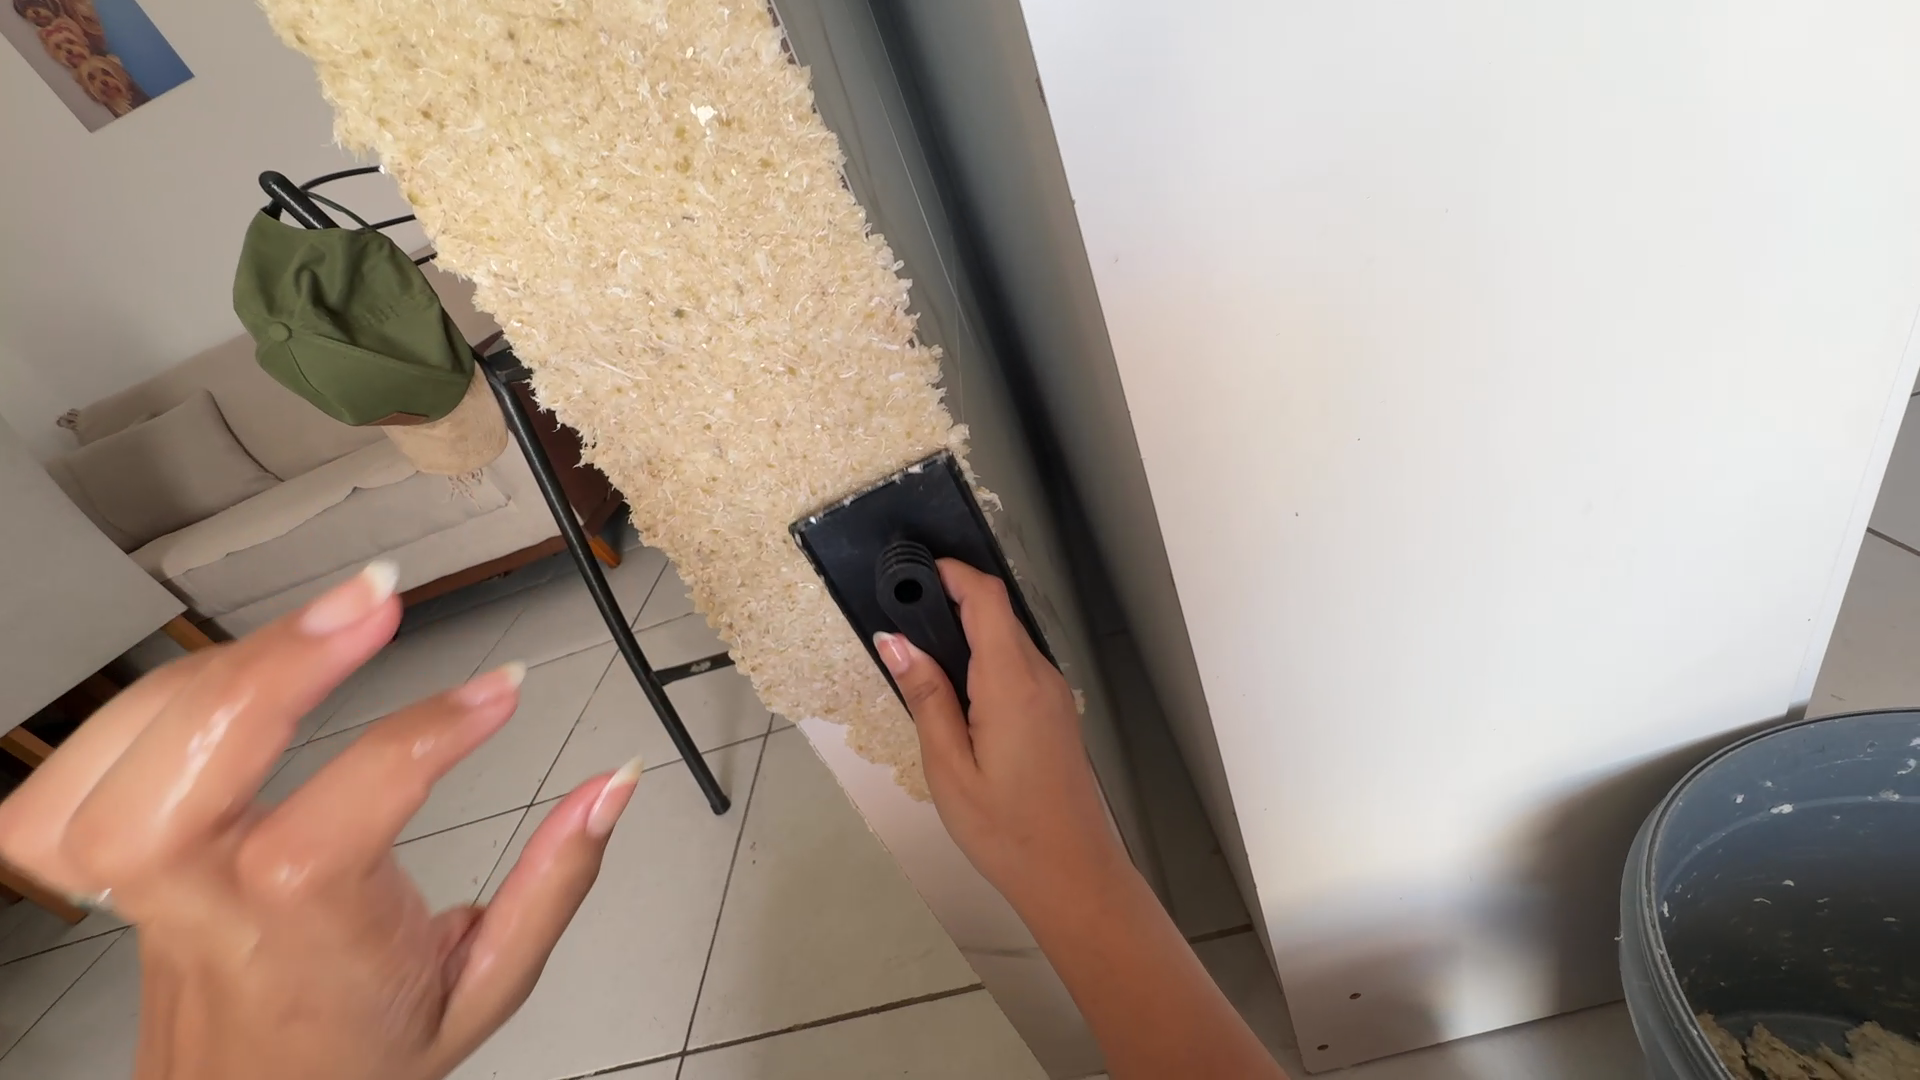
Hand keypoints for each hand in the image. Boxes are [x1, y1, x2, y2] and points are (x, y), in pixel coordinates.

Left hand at [0, 563, 639, 1079]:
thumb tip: (612, 784)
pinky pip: (60, 795)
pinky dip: (140, 709)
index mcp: (309, 950)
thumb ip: (560, 880)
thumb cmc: (377, 1050)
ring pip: (98, 786)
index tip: (502, 689)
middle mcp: (208, 922)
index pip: (329, 838)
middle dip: (270, 676)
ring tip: (327, 620)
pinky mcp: (124, 874)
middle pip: (164, 802)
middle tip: (375, 602)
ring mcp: (149, 897)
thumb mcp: (495, 981)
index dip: (424, 740)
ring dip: (216, 672)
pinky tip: (234, 669)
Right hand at [880, 563, 1288, 1078]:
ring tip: (921, 654)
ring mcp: (1055, 693)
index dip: (953, 572)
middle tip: (903, 616)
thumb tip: (894, 640)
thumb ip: (925, 696)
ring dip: (968, 632)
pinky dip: (986, 659)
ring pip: (1009, 640)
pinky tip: (957, 690)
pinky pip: (1019, 666)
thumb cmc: (1005, 828)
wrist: (1074, 874)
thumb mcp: (949, 767)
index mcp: (1012, 681)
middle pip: (998, 614)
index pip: (987, 598)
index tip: (914, 571)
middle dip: (952, 602)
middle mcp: (1041, 675)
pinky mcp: (1057, 711)